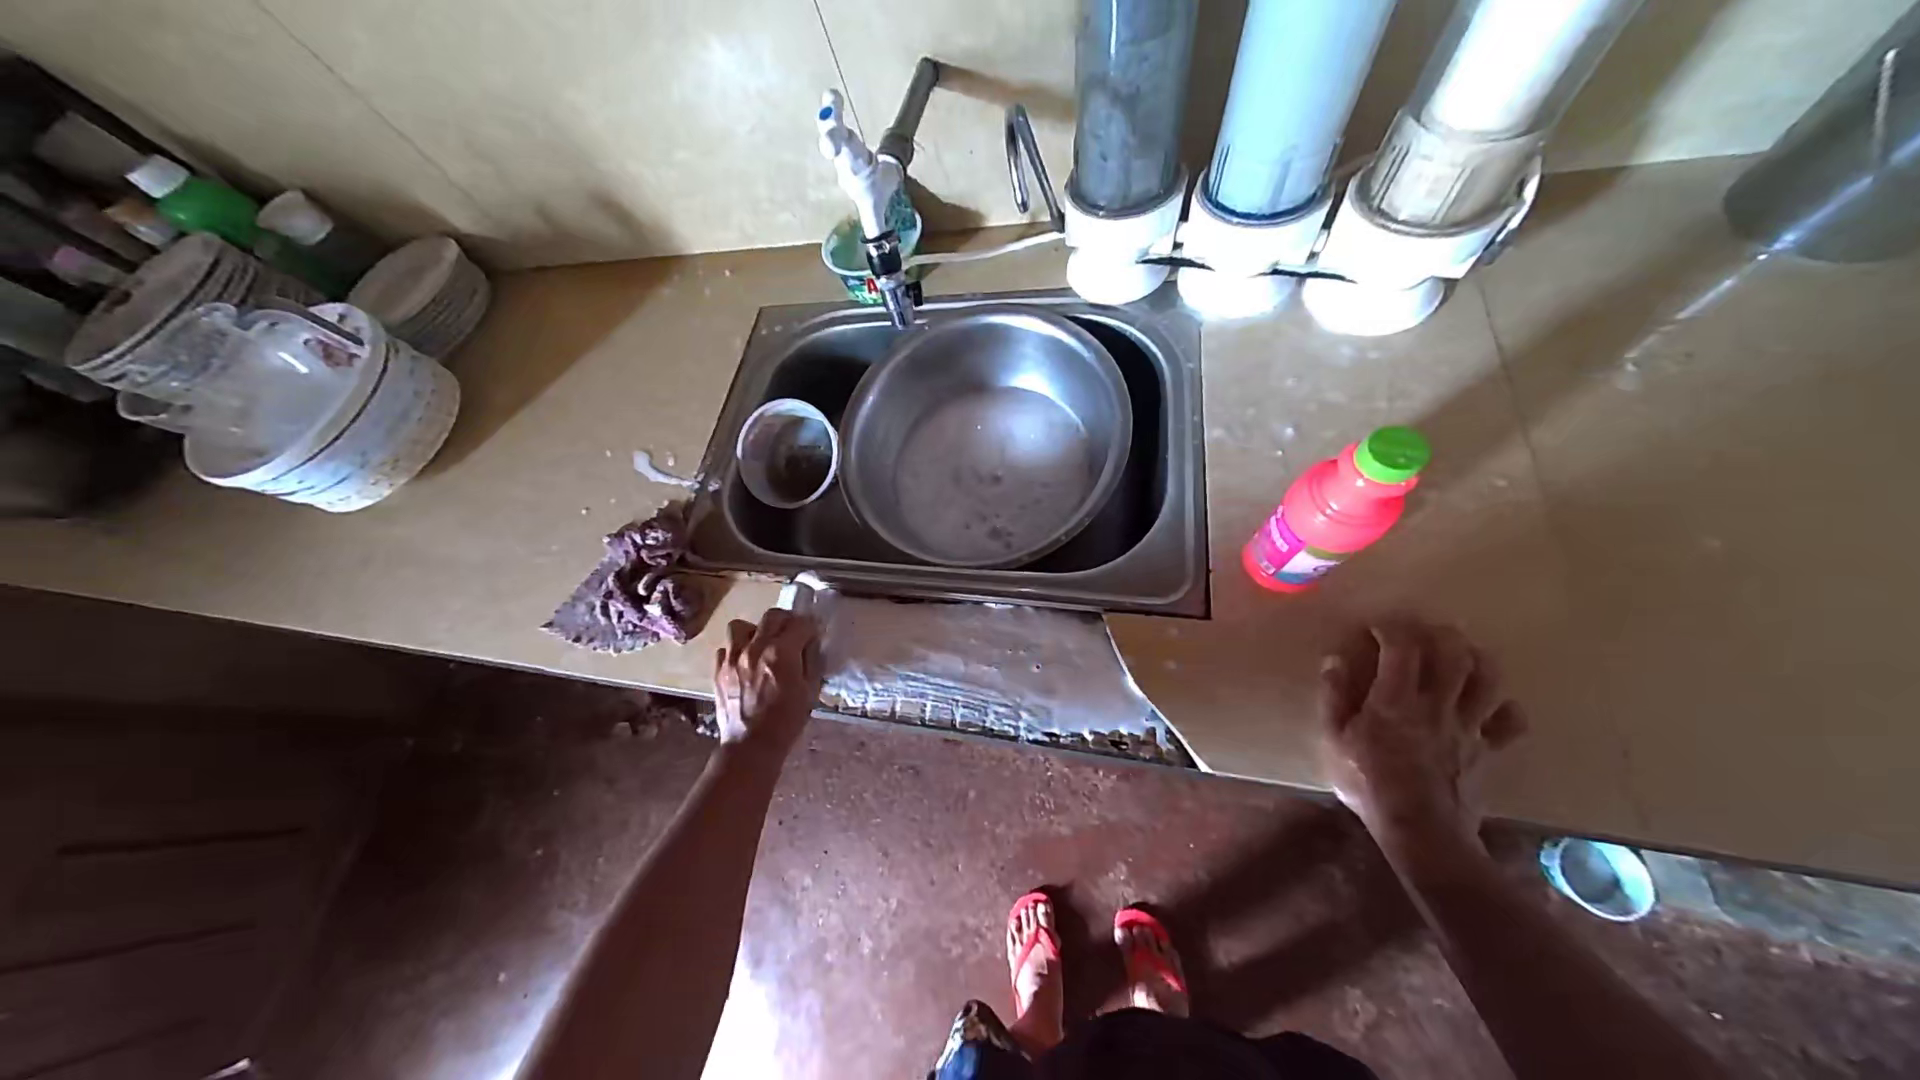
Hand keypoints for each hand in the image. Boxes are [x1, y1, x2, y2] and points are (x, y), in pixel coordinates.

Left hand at [713, 607, 821, 761]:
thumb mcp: (810, 690)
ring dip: (755, 631)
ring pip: (741, 626)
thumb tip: (810, 644)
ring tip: (761, 644)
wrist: (751, 745)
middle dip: (786, 621)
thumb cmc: (786, 721)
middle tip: (791, 634)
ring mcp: (733, 657)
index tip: (812, 635)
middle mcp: (755, 648)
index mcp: (782, 653)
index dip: (810, 628)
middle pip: (772, 616)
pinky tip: (744, 662)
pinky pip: (725, 648)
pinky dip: (736, 650)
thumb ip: (811, 662)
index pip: (800, 623)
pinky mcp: (719, 670)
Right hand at [1317, 618, 1526, 846]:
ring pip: (1488, 678)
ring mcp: (1469, 727)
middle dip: (1440, 633)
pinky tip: (1489, 703)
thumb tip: (1334, 660)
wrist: (1420, 831)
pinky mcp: (1489, 750)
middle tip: (1423, 632)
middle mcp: (1437, 705)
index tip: (1376, 628)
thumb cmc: (1367, 784)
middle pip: (1454, 653)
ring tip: (1461, 653)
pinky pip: (1510, 721)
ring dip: (1477, 658)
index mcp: (1396, 700)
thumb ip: (1334, 696)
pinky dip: (1504, 705)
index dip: (1390, 628)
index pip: (1402, 647)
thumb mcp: (1334, 740)